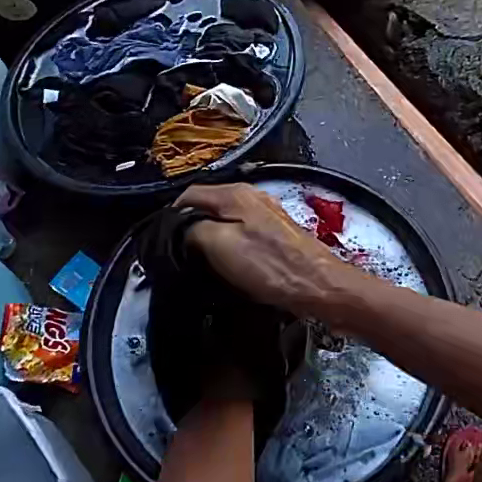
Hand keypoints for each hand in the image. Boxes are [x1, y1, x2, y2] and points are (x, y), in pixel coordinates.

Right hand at [174, 183, 358, 317]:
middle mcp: (252, 197)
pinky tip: (229, 269)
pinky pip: (242, 237)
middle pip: (208, 208)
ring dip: (210, 242)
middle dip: (190, 229)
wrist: (320, 288)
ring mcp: (267, 216)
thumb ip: (192, 230)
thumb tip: (180, 229)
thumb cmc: (271, 267)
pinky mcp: (277, 237)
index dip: (170, 217)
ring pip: (225, 223)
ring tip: (200, 265)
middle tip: (179, 257)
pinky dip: (230, 250)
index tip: (162, 243)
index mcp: (235, 194)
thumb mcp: (219, 245)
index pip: (188, 195)